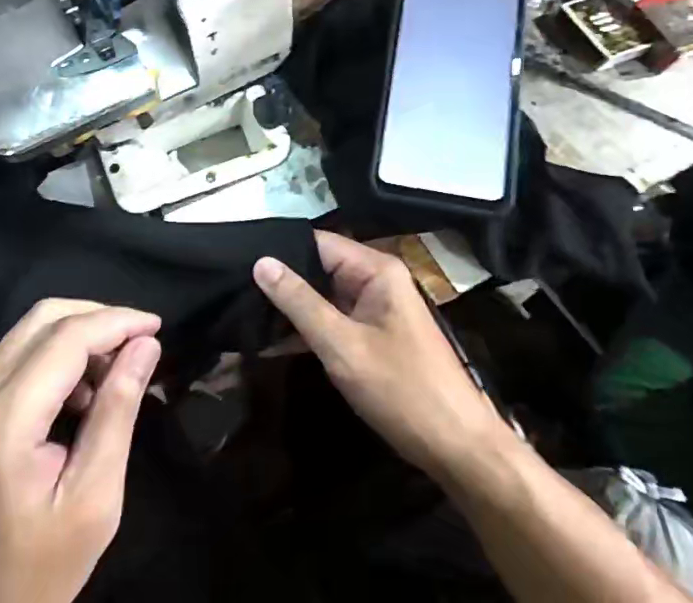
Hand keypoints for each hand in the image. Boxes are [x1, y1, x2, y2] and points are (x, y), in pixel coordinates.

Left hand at [0, 299, 162, 602]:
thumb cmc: (34, 577)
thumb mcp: (92, 502)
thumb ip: (118, 413)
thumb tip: (145, 347)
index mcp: (2, 421)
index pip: (66, 336)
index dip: (116, 321)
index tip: (157, 327)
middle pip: (41, 319)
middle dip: (97, 318)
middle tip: (139, 345)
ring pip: (24, 334)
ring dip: (74, 337)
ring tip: (112, 378)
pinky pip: (10, 360)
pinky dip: (50, 359)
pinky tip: (76, 396)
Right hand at [253, 232, 502, 475]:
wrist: (458, 449)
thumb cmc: (402, 390)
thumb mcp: (342, 345)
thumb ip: (299, 302)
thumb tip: (260, 262)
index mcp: (376, 270)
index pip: (317, 242)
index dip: (279, 250)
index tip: (238, 260)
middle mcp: (377, 281)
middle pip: (318, 266)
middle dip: (281, 279)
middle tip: (234, 288)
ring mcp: (375, 309)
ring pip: (322, 295)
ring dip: (290, 307)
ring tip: (242, 311)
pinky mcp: (372, 335)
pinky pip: (332, 320)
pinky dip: (306, 329)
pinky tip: (268, 340)